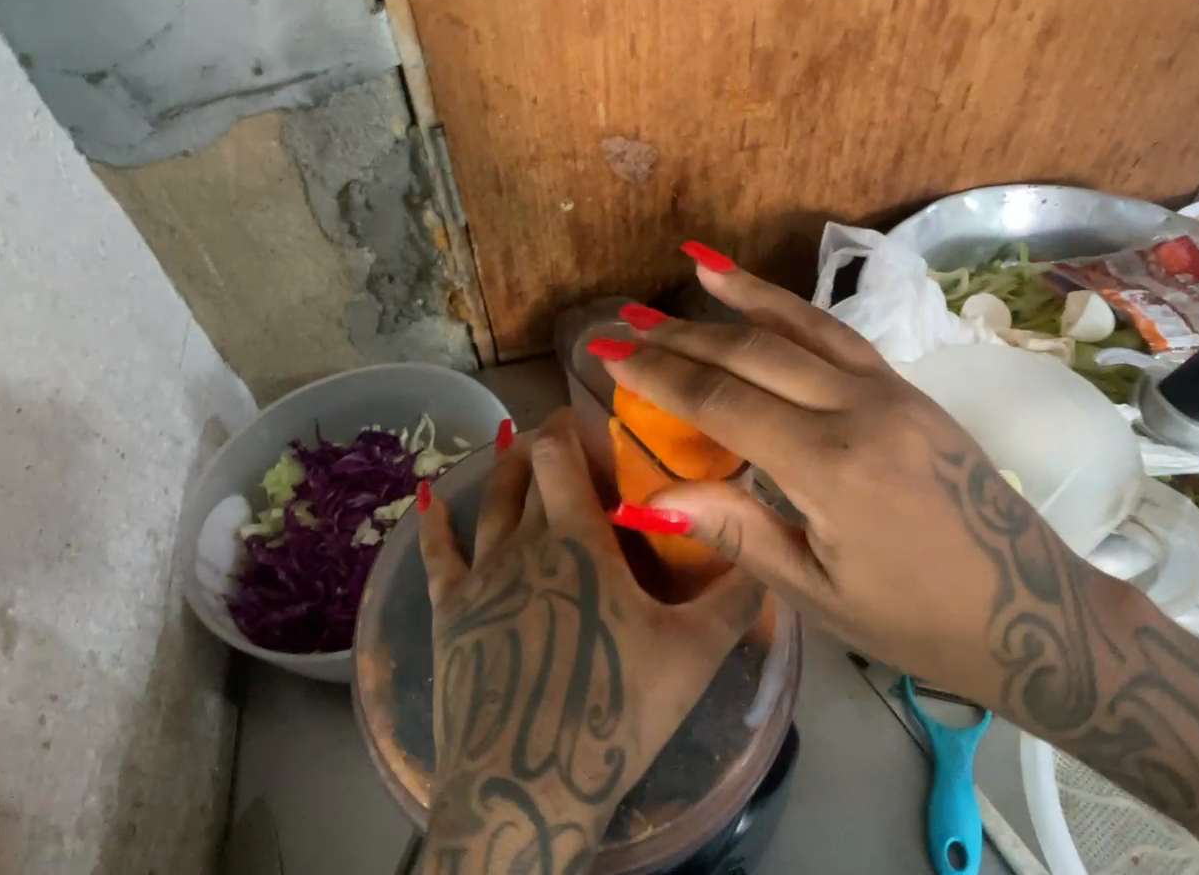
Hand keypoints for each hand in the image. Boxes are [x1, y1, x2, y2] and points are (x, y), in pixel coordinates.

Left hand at [416, 410, 761, 874]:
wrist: (528, 783)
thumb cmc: (616, 711)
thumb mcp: (695, 653)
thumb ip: (736, 595)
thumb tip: (768, 549)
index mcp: (578, 540)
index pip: (561, 458)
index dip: (568, 428)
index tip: (585, 416)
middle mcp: (524, 543)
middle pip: (530, 476)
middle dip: (547, 448)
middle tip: (567, 440)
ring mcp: (480, 576)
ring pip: (490, 503)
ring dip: (504, 471)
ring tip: (514, 449)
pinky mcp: (450, 611)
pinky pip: (439, 553)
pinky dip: (436, 522)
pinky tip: (430, 500)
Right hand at [600, 248, 1100, 706]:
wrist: (1036, 612)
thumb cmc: (918, 621)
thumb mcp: (817, 593)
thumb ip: (736, 531)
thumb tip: (649, 501)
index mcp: (831, 465)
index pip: (722, 403)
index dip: (659, 375)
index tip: (607, 352)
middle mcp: (859, 409)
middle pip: (753, 354)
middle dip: (681, 335)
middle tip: (624, 318)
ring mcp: (891, 391)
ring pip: (801, 327)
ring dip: (740, 297)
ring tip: (693, 267)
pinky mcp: (910, 389)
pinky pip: (840, 336)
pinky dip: (795, 309)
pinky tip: (765, 300)